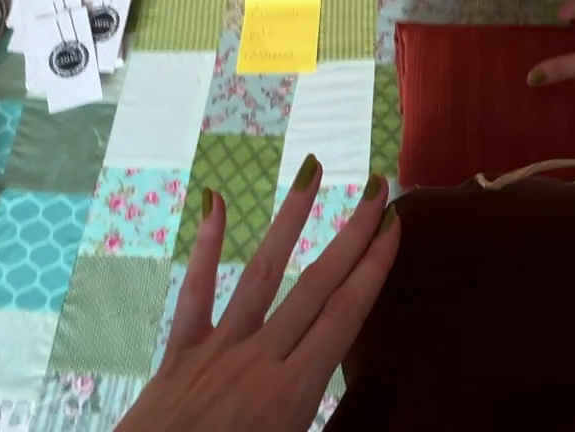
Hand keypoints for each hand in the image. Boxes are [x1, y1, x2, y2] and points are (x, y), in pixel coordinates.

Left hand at [118, 159, 399, 431]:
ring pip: (262, 272)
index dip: (374, 266)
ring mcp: (217, 351)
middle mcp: (259, 359)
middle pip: (317, 283)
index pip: (345, 314)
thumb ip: (341, 429)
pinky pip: (194, 294)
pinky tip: (214, 200)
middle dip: (352, 232)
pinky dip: (205, 246)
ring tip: (311, 169)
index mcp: (291, 395)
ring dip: (291, 218)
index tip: (394, 222)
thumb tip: (382, 406)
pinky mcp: (180, 355)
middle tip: (376, 184)